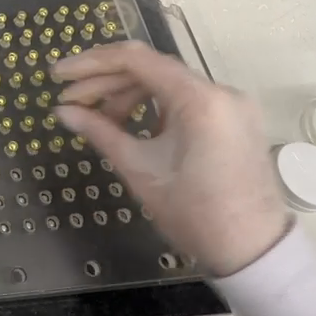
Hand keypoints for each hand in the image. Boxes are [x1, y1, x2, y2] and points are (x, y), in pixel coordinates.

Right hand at [52, 42, 288, 275]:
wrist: (257, 256)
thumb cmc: (196, 213)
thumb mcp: (140, 169)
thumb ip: (99, 131)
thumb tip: (62, 112)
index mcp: (199, 98)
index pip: (134, 59)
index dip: (90, 63)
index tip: (59, 76)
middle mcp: (219, 90)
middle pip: (149, 69)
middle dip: (104, 82)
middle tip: (69, 101)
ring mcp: (230, 104)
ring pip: (165, 82)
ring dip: (126, 95)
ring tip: (98, 119)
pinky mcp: (233, 119)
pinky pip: (183, 98)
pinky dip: (152, 106)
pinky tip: (129, 125)